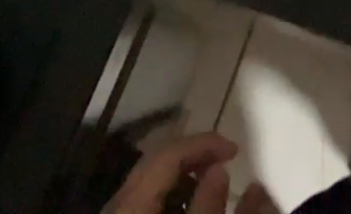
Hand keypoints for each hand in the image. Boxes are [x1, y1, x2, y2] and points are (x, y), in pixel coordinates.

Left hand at [106, 133, 235, 213]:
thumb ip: (205, 205)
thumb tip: (221, 168)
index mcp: (133, 201)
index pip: (169, 153)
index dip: (203, 143)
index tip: (234, 150)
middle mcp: (119, 200)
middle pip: (157, 159)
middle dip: (193, 154)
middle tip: (225, 159)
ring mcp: (116, 210)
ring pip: (151, 176)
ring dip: (183, 171)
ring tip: (210, 180)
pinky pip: (145, 195)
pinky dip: (171, 190)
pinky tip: (187, 203)